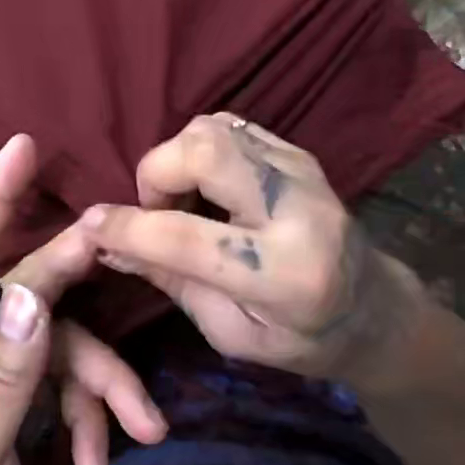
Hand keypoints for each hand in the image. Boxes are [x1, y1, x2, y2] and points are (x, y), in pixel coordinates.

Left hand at [0, 134, 165, 464]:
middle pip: (35, 292)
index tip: (22, 145)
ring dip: (108, 386)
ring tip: (142, 434)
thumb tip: (33, 293)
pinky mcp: (21, 399)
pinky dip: (94, 417)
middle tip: (135, 265)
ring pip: (67, 345)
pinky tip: (99, 463)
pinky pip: (71, 386)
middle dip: (84, 287)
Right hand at [81, 113, 417, 381]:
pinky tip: (206, 187)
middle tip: (158, 210)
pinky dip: (198, 149)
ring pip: (210, 129)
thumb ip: (169, 281)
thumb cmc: (301, 338)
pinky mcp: (296, 152)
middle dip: (157, 173)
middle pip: (203, 150)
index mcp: (285, 275)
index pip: (186, 238)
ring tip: (183, 200)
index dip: (126, 228)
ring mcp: (301, 171)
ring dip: (176, 159)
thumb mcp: (229, 332)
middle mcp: (297, 210)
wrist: (374, 308)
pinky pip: (226, 126)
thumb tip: (105, 243)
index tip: (89, 225)